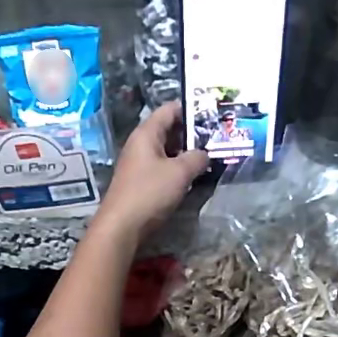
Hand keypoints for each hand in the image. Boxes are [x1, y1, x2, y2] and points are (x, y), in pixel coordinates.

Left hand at [94, 102, 208, 237]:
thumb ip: (197, 158)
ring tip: (209, 158)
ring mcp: (138, 165)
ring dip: (186, 154)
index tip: (213, 115)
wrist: (121, 227)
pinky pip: (162, 169)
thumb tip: (205, 155)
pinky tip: (192, 178)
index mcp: (146, 133)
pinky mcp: (140, 183)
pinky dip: (177, 170)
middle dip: (192, 134)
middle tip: (217, 139)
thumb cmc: (149, 193)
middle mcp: (140, 145)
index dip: (191, 108)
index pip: (170, 109)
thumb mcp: (180, 172)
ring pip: (166, 152)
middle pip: (169, 130)